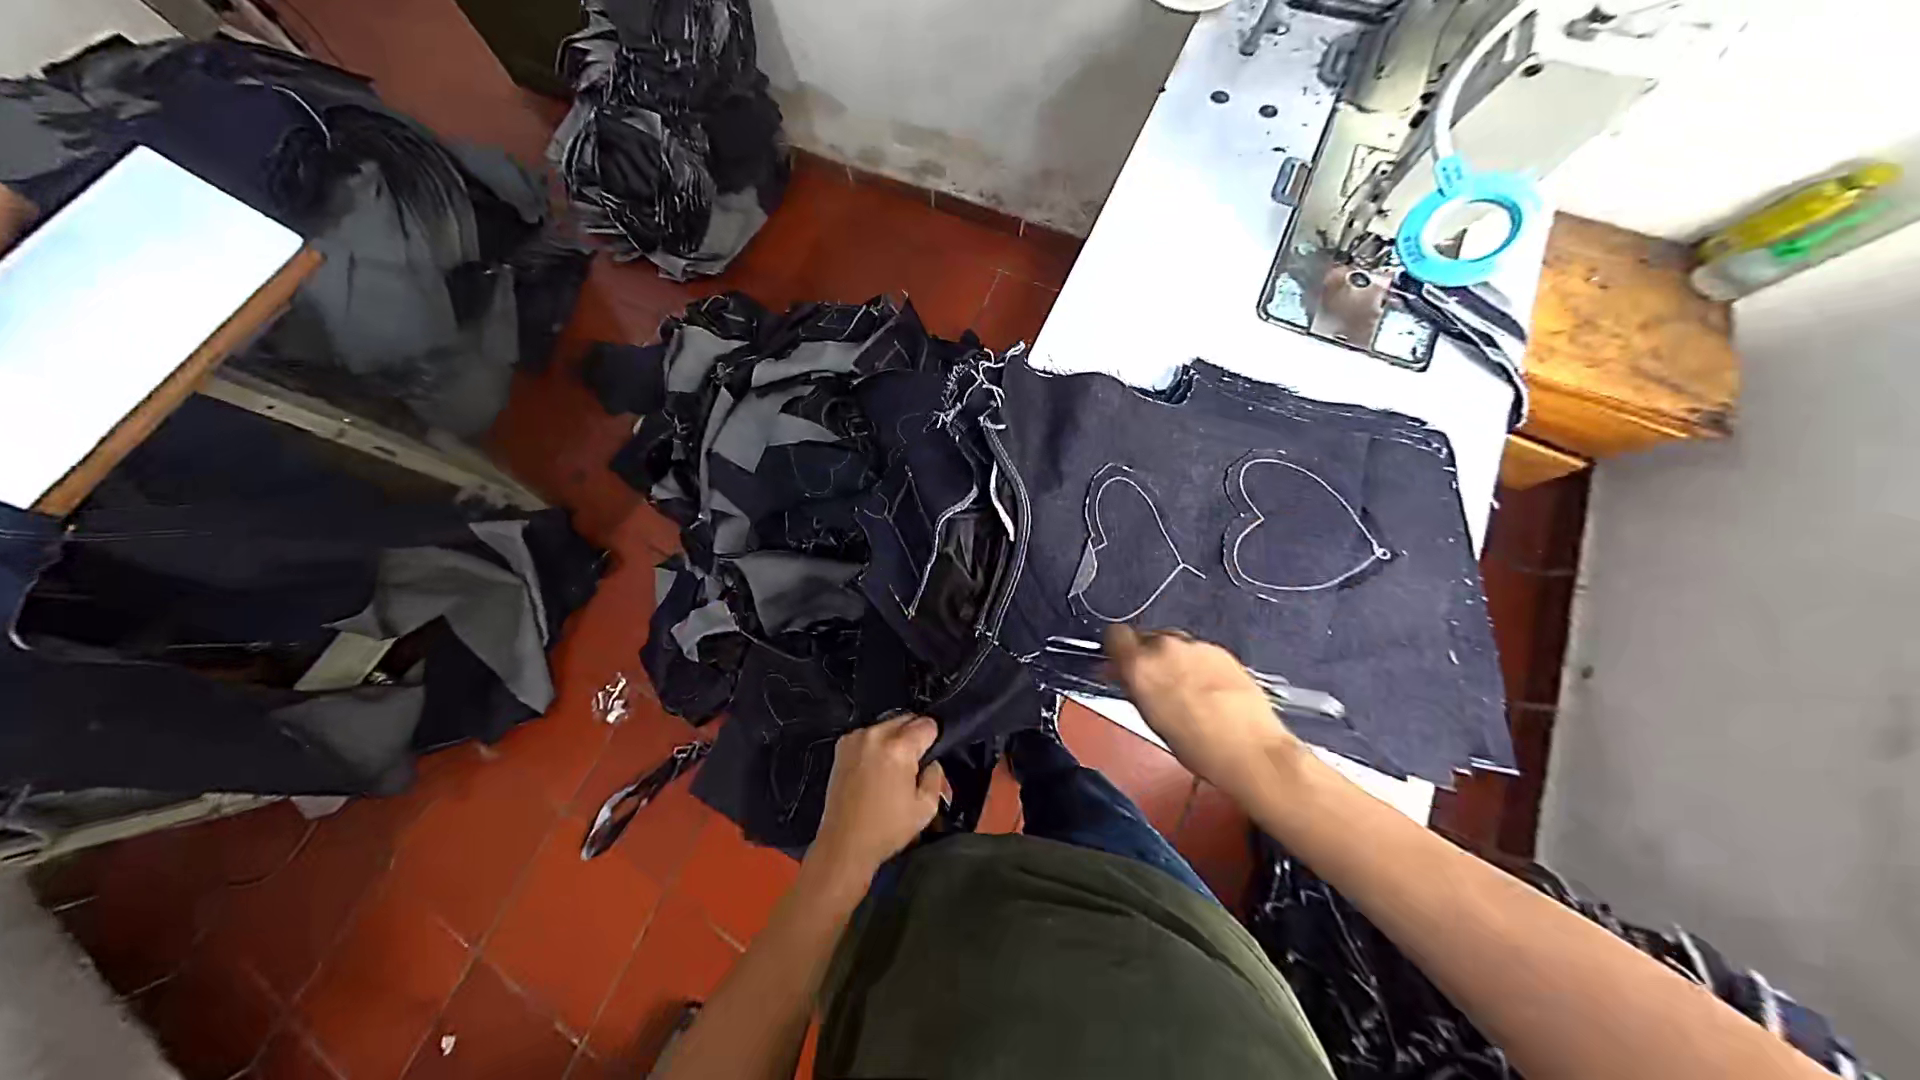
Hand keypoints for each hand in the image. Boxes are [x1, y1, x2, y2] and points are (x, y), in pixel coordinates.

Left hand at [808, 714, 945, 879]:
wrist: (844, 843)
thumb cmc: (886, 829)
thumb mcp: (926, 807)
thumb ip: (935, 776)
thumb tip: (932, 762)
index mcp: (899, 748)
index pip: (927, 724)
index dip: (934, 738)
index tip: (931, 754)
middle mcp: (876, 735)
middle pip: (907, 719)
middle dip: (915, 735)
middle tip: (915, 762)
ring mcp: (856, 738)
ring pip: (887, 725)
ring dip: (895, 738)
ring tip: (894, 766)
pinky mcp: (842, 747)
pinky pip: (868, 734)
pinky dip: (876, 744)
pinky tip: (876, 767)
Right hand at [1104, 625, 1302, 798]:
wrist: (1250, 750)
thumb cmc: (1201, 746)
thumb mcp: (1149, 719)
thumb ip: (1131, 687)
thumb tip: (1122, 675)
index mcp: (1140, 664)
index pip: (1115, 636)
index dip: (1117, 650)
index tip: (1120, 662)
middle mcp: (1166, 648)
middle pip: (1144, 638)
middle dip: (1146, 657)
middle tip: (1152, 683)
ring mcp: (1196, 647)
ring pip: (1172, 644)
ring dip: (1172, 661)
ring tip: (1183, 693)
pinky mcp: (1221, 651)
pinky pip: (1198, 651)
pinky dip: (1197, 665)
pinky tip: (1206, 692)